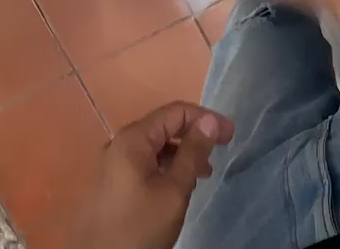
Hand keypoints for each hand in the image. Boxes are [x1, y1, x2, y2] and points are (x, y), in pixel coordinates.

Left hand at [66, 102, 234, 248]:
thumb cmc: (138, 228)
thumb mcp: (173, 191)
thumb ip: (192, 153)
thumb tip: (209, 121)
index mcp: (133, 138)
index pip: (176, 112)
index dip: (206, 118)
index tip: (230, 136)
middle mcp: (119, 144)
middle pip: (164, 128)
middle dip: (194, 137)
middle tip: (219, 154)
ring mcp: (111, 166)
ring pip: (153, 149)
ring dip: (180, 156)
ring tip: (201, 176)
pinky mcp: (109, 187)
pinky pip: (143, 166)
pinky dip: (164, 170)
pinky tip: (175, 190)